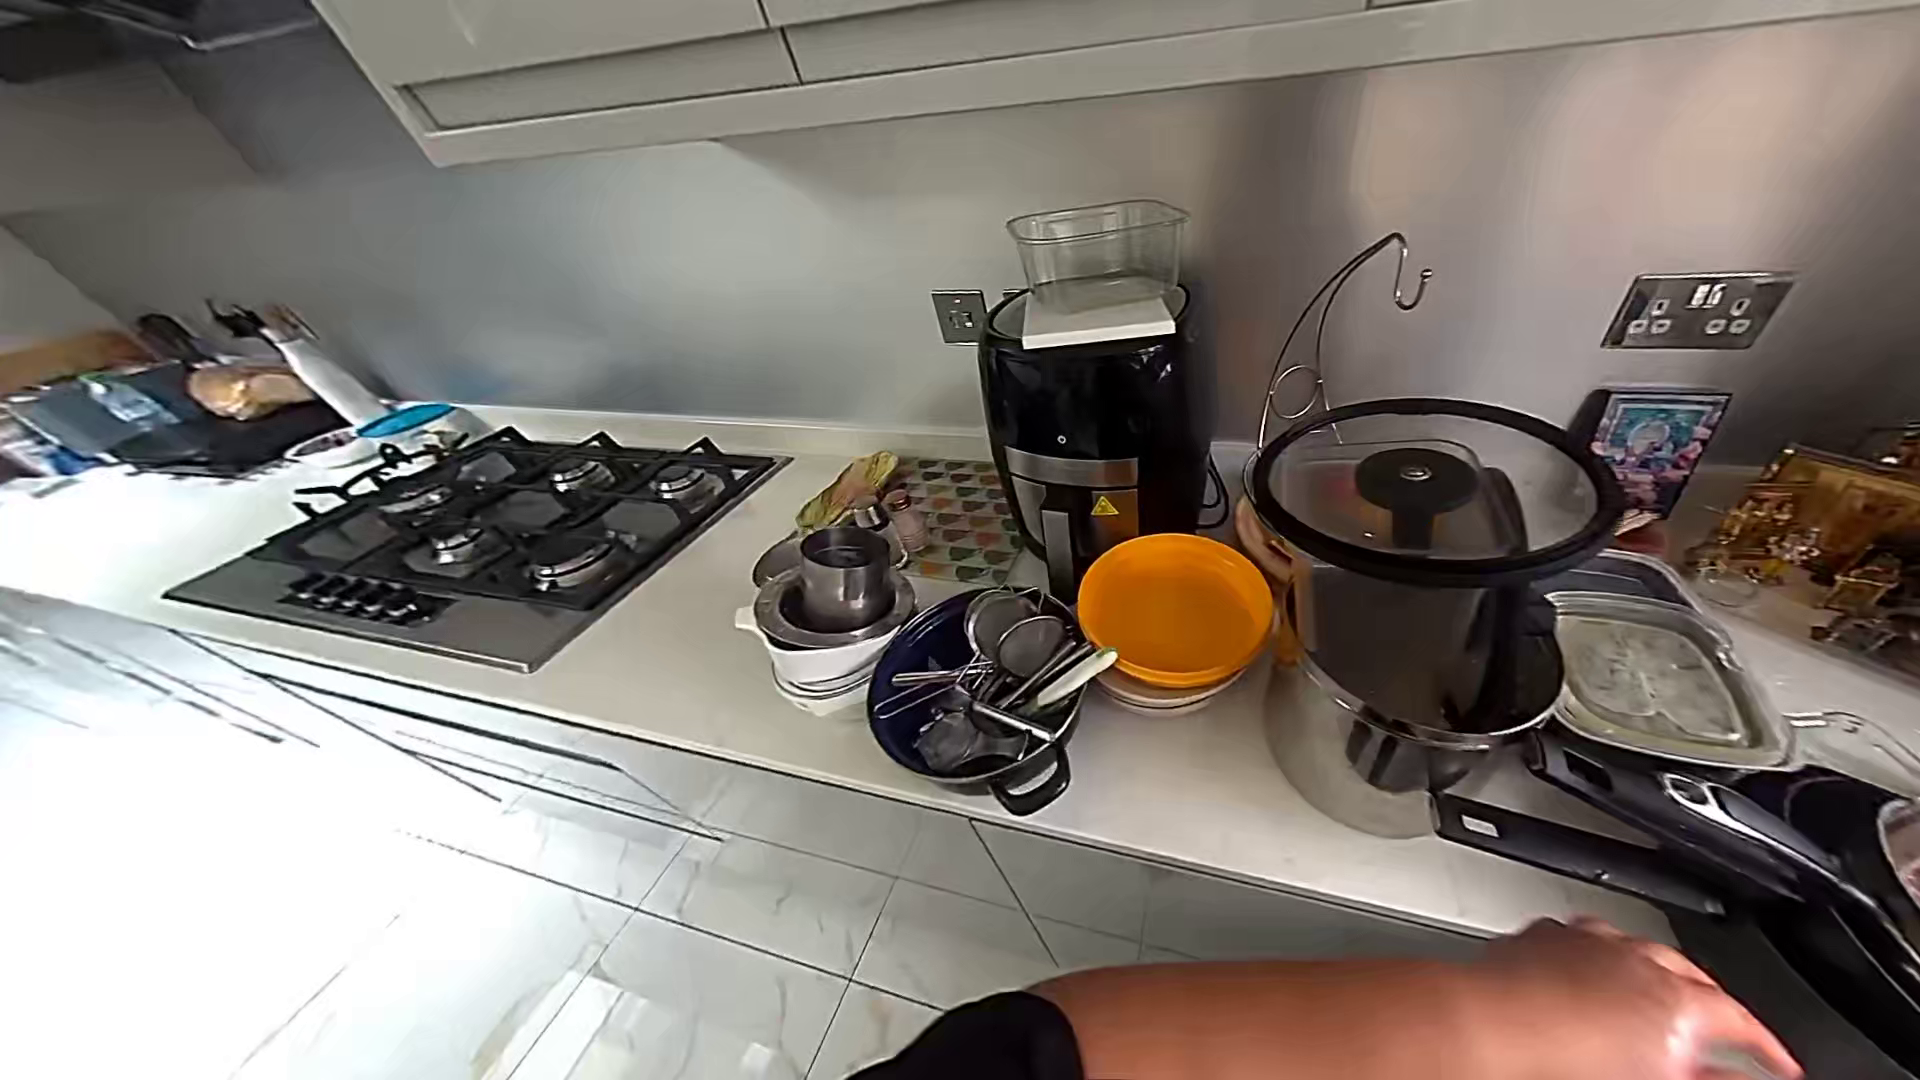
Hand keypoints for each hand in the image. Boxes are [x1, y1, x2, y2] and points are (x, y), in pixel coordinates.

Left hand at [1463, 917, 1800, 1079]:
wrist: (1496, 1022)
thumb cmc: (1573, 1056)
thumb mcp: (1662, 1075)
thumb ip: (1705, 1075)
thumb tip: (1732, 1076)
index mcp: (1672, 994)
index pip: (1738, 1016)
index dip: (1766, 1045)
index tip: (1776, 1063)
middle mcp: (1625, 953)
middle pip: (1684, 968)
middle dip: (1708, 995)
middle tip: (1724, 1025)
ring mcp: (1575, 936)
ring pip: (1628, 942)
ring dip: (1649, 965)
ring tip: (1660, 990)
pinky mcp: (1535, 934)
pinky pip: (1576, 935)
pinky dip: (1594, 951)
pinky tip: (1592, 965)